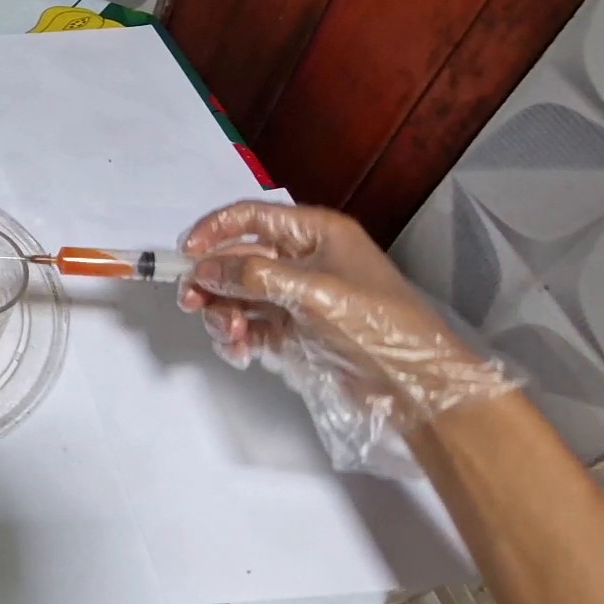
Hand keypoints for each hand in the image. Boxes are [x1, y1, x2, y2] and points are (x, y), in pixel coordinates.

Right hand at [176, 201, 512, 471]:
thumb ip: (252, 275)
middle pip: (235, 259)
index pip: (250, 217)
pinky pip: (246, 324)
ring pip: (235, 294)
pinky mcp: (289, 330)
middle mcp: (299, 259)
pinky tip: (241, 351)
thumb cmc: (374, 324)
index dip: (214, 230)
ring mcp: (292, 296)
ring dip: (223, 314)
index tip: (185, 253)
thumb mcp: (313, 291)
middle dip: (212, 281)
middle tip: (192, 304)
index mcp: (313, 233)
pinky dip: (236, 337)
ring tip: (232, 336)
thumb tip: (202, 269)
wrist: (417, 386)